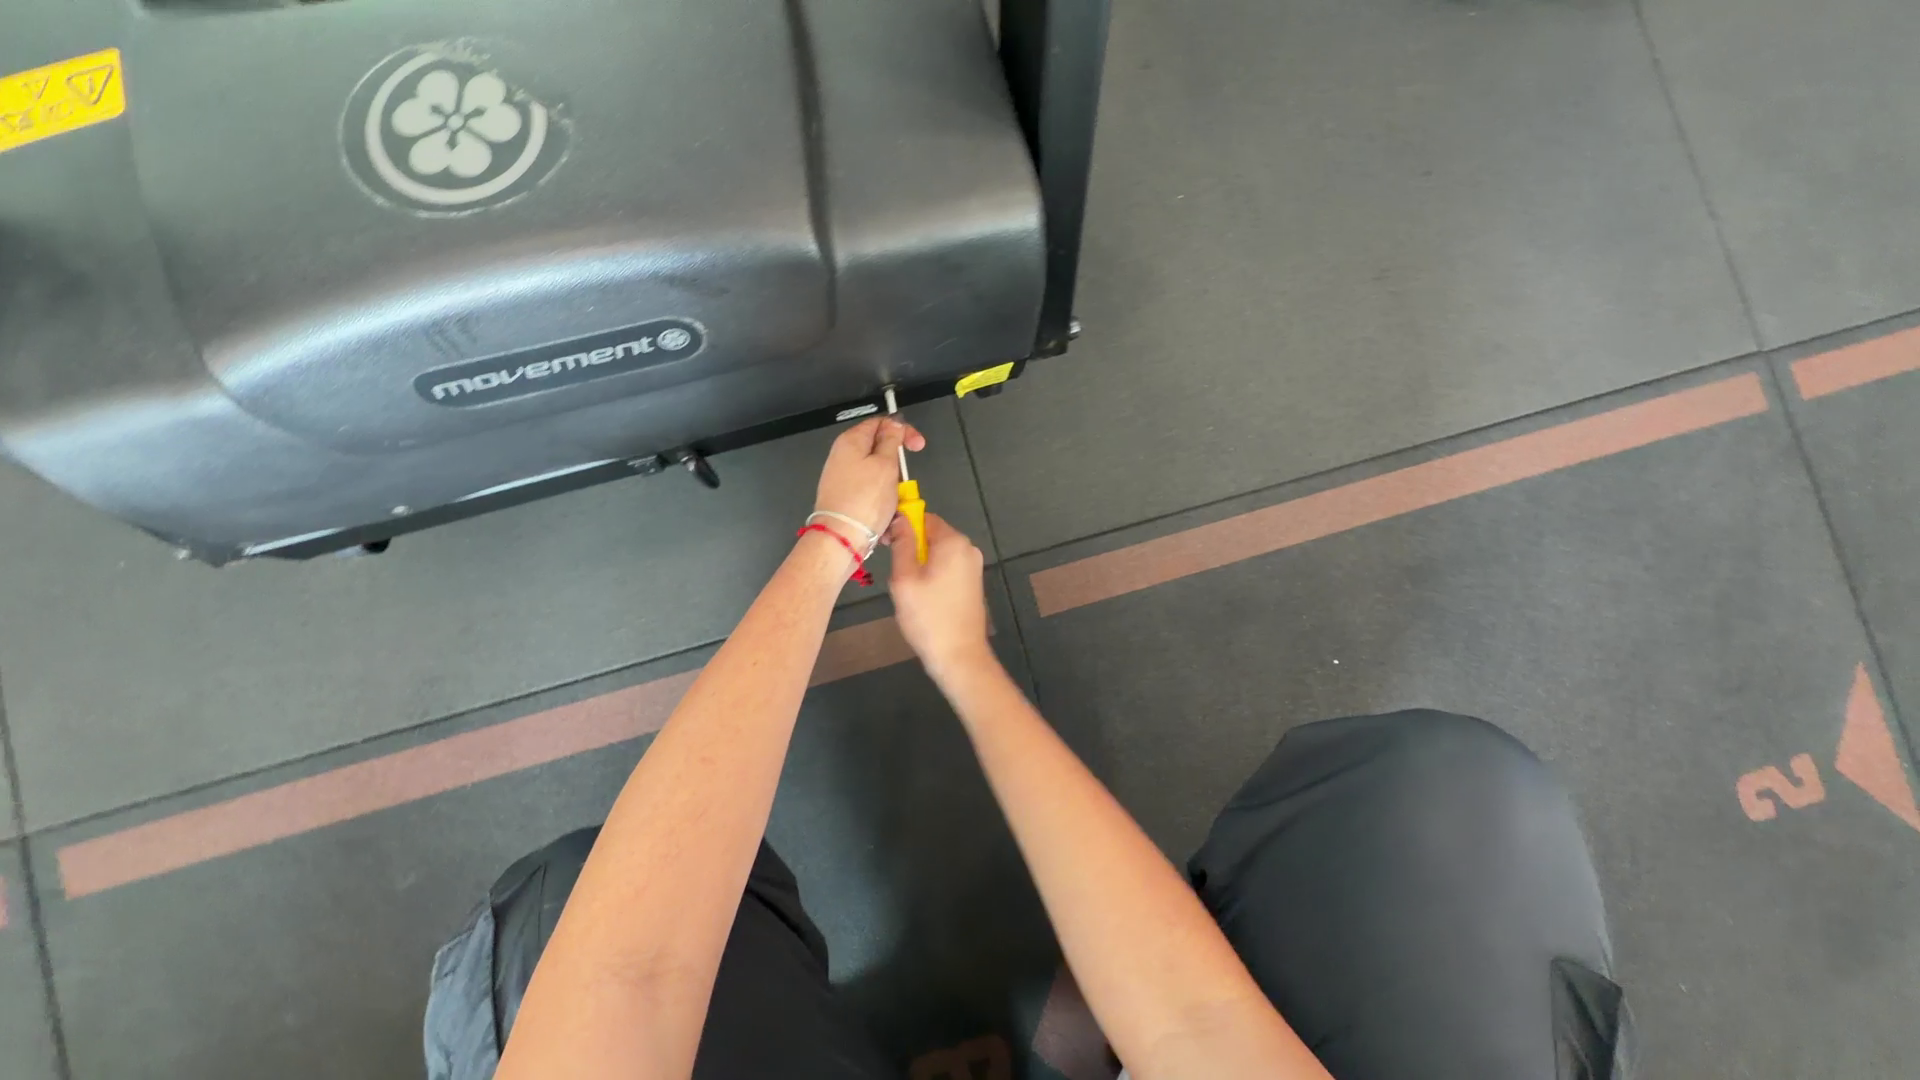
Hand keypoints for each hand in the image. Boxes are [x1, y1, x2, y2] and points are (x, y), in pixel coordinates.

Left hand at [814, 417, 925, 543]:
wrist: (841, 538)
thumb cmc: (864, 501)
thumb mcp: (886, 464)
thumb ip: (892, 440)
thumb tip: (894, 424)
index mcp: (851, 441)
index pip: (880, 422)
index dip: (902, 430)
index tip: (917, 445)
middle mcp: (844, 457)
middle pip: (880, 451)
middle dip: (897, 466)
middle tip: (902, 480)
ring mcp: (844, 478)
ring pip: (878, 475)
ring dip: (893, 488)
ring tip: (894, 503)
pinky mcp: (847, 498)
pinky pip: (871, 494)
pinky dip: (883, 502)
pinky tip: (886, 515)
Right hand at [888, 513, 992, 677]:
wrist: (959, 656)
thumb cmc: (928, 617)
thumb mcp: (904, 578)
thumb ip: (902, 544)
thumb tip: (900, 519)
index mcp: (953, 542)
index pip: (923, 517)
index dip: (902, 526)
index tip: (885, 543)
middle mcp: (968, 549)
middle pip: (932, 534)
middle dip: (911, 547)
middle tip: (895, 573)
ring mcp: (974, 567)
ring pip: (939, 553)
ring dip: (920, 563)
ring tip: (908, 589)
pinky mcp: (973, 584)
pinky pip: (948, 568)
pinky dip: (932, 575)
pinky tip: (923, 598)